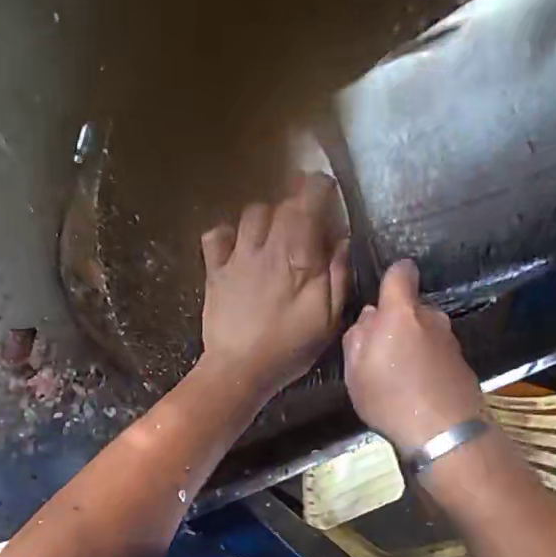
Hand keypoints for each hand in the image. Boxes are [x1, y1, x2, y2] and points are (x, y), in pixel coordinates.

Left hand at [198, 174, 349, 398]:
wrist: (239, 368)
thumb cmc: (289, 346)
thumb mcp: (328, 317)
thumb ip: (338, 275)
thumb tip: (341, 240)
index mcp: (297, 255)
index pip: (307, 202)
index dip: (317, 188)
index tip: (326, 190)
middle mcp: (264, 248)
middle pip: (278, 206)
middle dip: (294, 204)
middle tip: (304, 220)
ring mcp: (235, 259)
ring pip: (249, 216)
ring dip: (264, 217)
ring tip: (273, 232)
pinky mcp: (214, 273)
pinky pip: (215, 237)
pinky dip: (226, 233)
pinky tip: (236, 245)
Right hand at [341, 260, 482, 447]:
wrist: (444, 432)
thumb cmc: (389, 397)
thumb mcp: (354, 370)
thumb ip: (357, 337)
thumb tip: (368, 317)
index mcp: (400, 313)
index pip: (400, 273)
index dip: (389, 277)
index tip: (378, 292)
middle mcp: (430, 317)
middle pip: (409, 306)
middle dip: (393, 320)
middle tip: (375, 348)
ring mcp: (450, 339)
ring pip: (422, 329)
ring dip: (408, 341)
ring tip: (393, 371)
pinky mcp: (460, 360)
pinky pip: (434, 349)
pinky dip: (423, 359)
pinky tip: (413, 385)